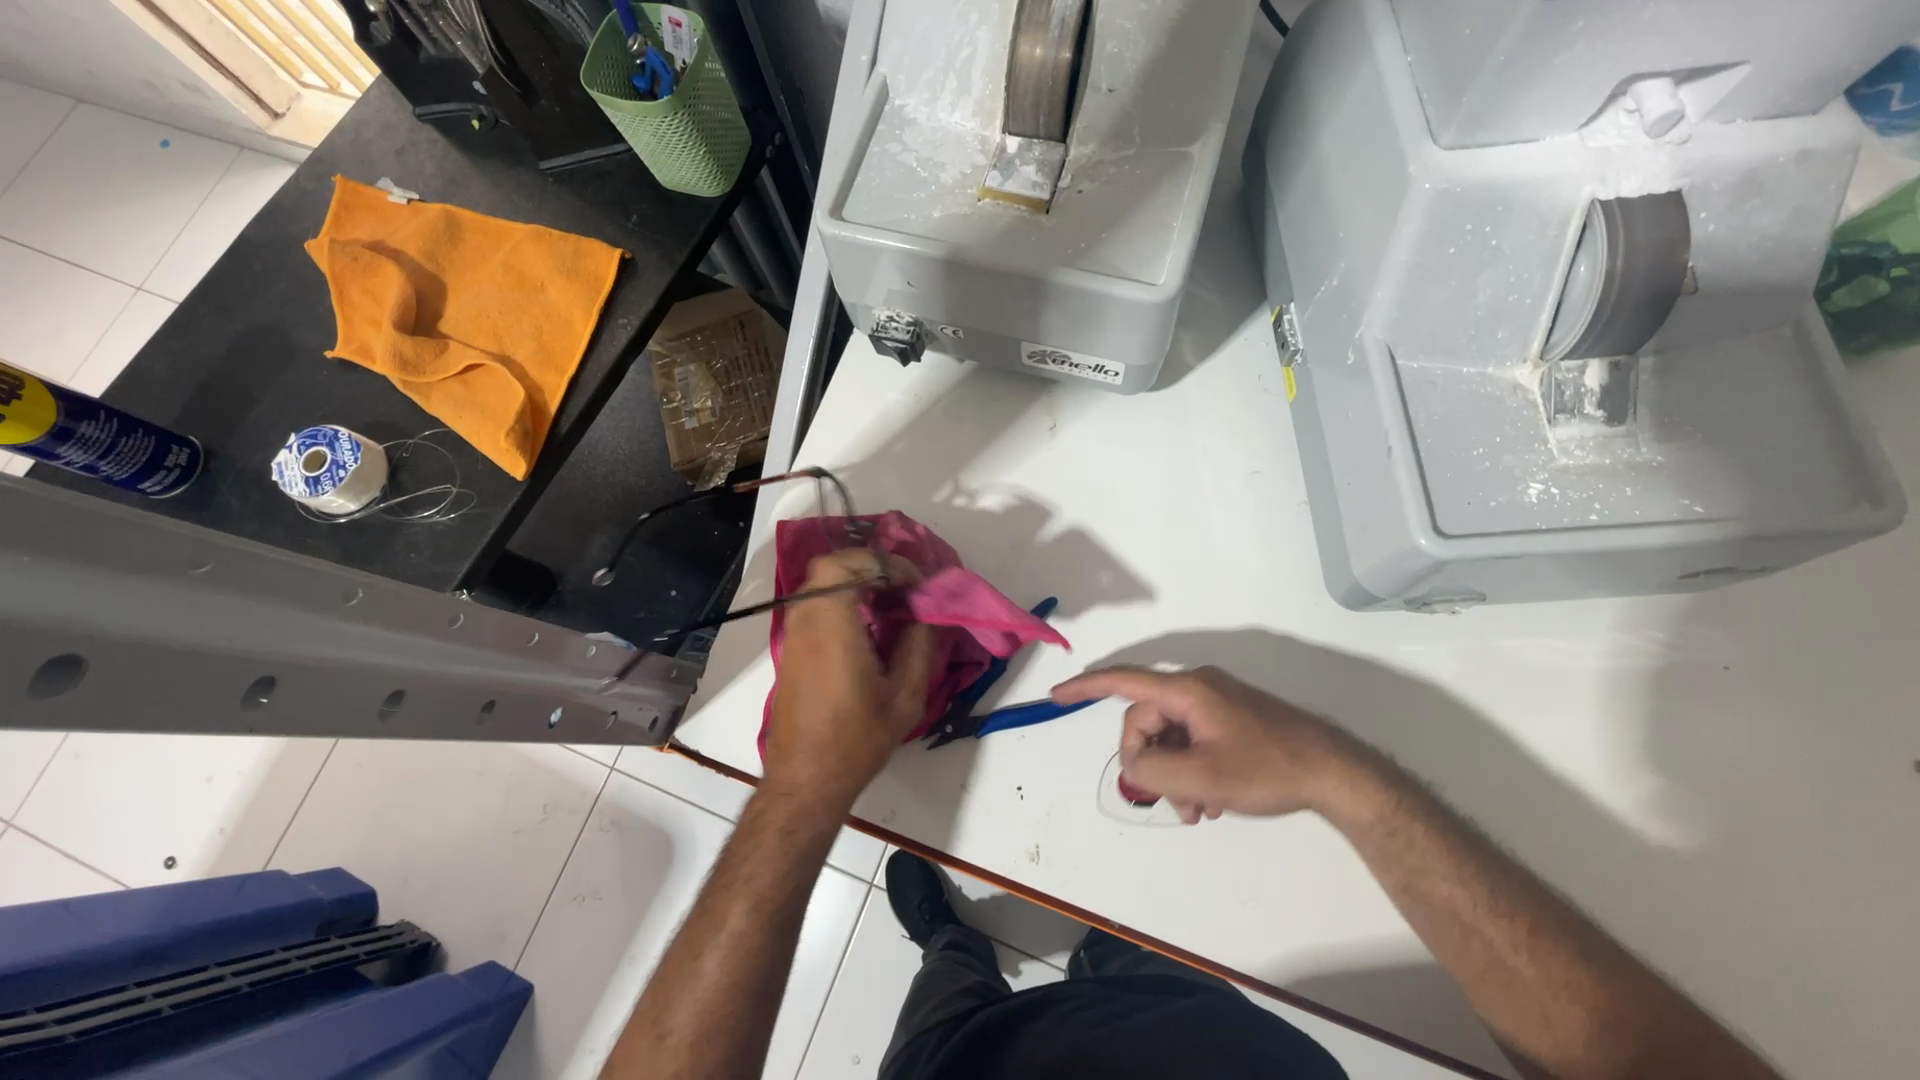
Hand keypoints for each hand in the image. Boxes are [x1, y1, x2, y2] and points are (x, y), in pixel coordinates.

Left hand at [765, 550, 936, 805]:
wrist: (806, 778)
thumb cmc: (857, 739)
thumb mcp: (904, 696)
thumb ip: (918, 646)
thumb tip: (925, 614)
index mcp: (832, 623)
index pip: (850, 564)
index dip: (886, 563)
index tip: (915, 583)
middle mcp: (806, 619)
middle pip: (831, 566)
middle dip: (871, 566)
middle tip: (903, 586)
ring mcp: (794, 634)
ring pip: (820, 584)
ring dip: (856, 582)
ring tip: (892, 602)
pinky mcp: (792, 650)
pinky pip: (815, 605)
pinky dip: (842, 600)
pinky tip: (870, 625)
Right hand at [1051, 666, 1378, 824]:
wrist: (1335, 772)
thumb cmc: (1266, 769)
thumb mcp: (1200, 778)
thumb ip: (1151, 770)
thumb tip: (1135, 764)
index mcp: (1187, 690)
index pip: (1123, 681)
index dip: (1086, 688)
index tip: (1057, 696)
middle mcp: (1199, 687)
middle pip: (1148, 720)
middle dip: (1149, 763)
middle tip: (1171, 804)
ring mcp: (1219, 702)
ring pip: (1172, 736)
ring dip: (1173, 774)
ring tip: (1196, 811)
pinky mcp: (1235, 719)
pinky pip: (1194, 739)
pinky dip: (1192, 769)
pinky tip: (1209, 801)